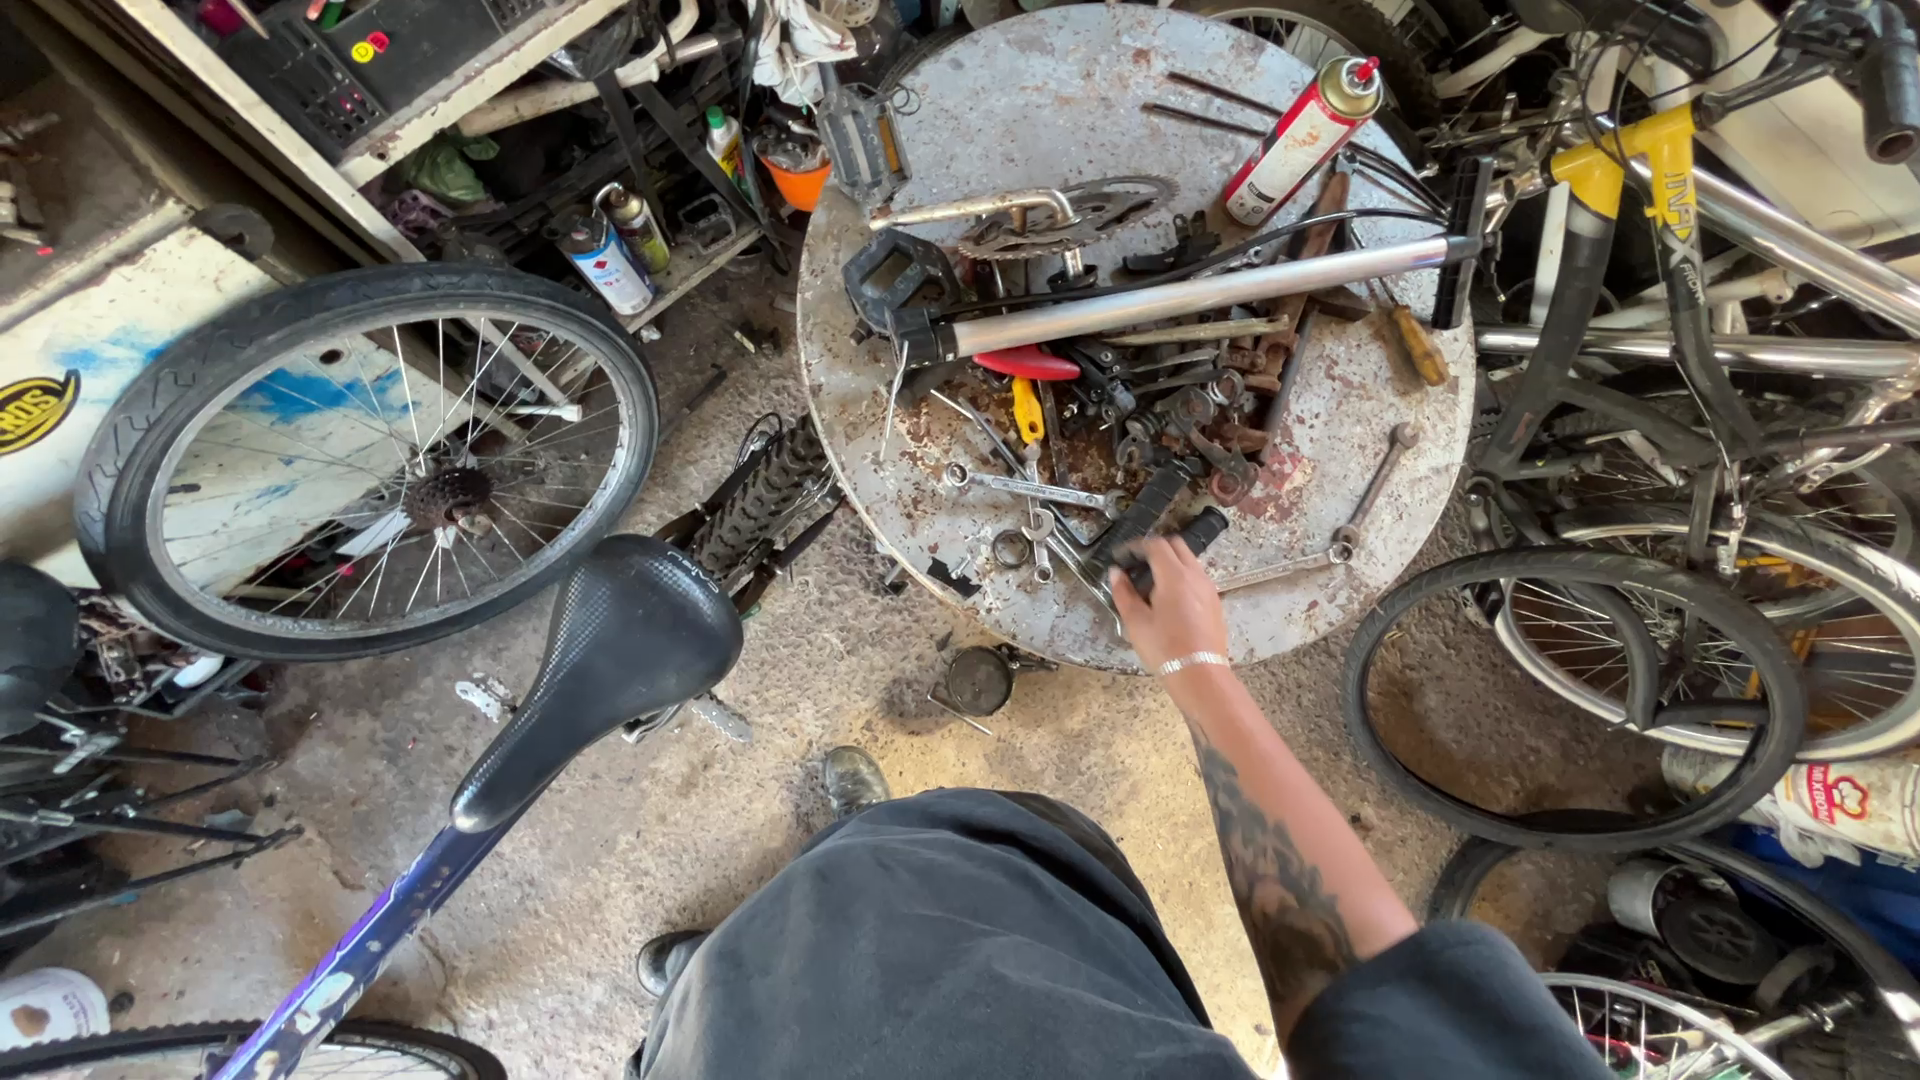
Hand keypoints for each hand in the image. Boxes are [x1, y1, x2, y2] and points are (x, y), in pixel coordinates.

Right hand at [1109, 535, 1228, 671]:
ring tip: (1151, 581)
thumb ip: (1123, 593)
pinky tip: (1169, 598)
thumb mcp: (1135, 621)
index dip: (1137, 546)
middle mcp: (1196, 576)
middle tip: (1138, 562)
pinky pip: (1197, 578)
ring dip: (1170, 562)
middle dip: (1156, 548)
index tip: (1123, 555)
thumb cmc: (1164, 648)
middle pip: (1177, 545)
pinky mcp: (1215, 603)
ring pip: (1189, 561)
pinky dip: (1182, 576)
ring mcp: (1209, 589)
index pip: (1156, 545)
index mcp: (1174, 576)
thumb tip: (1116, 573)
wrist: (1200, 674)